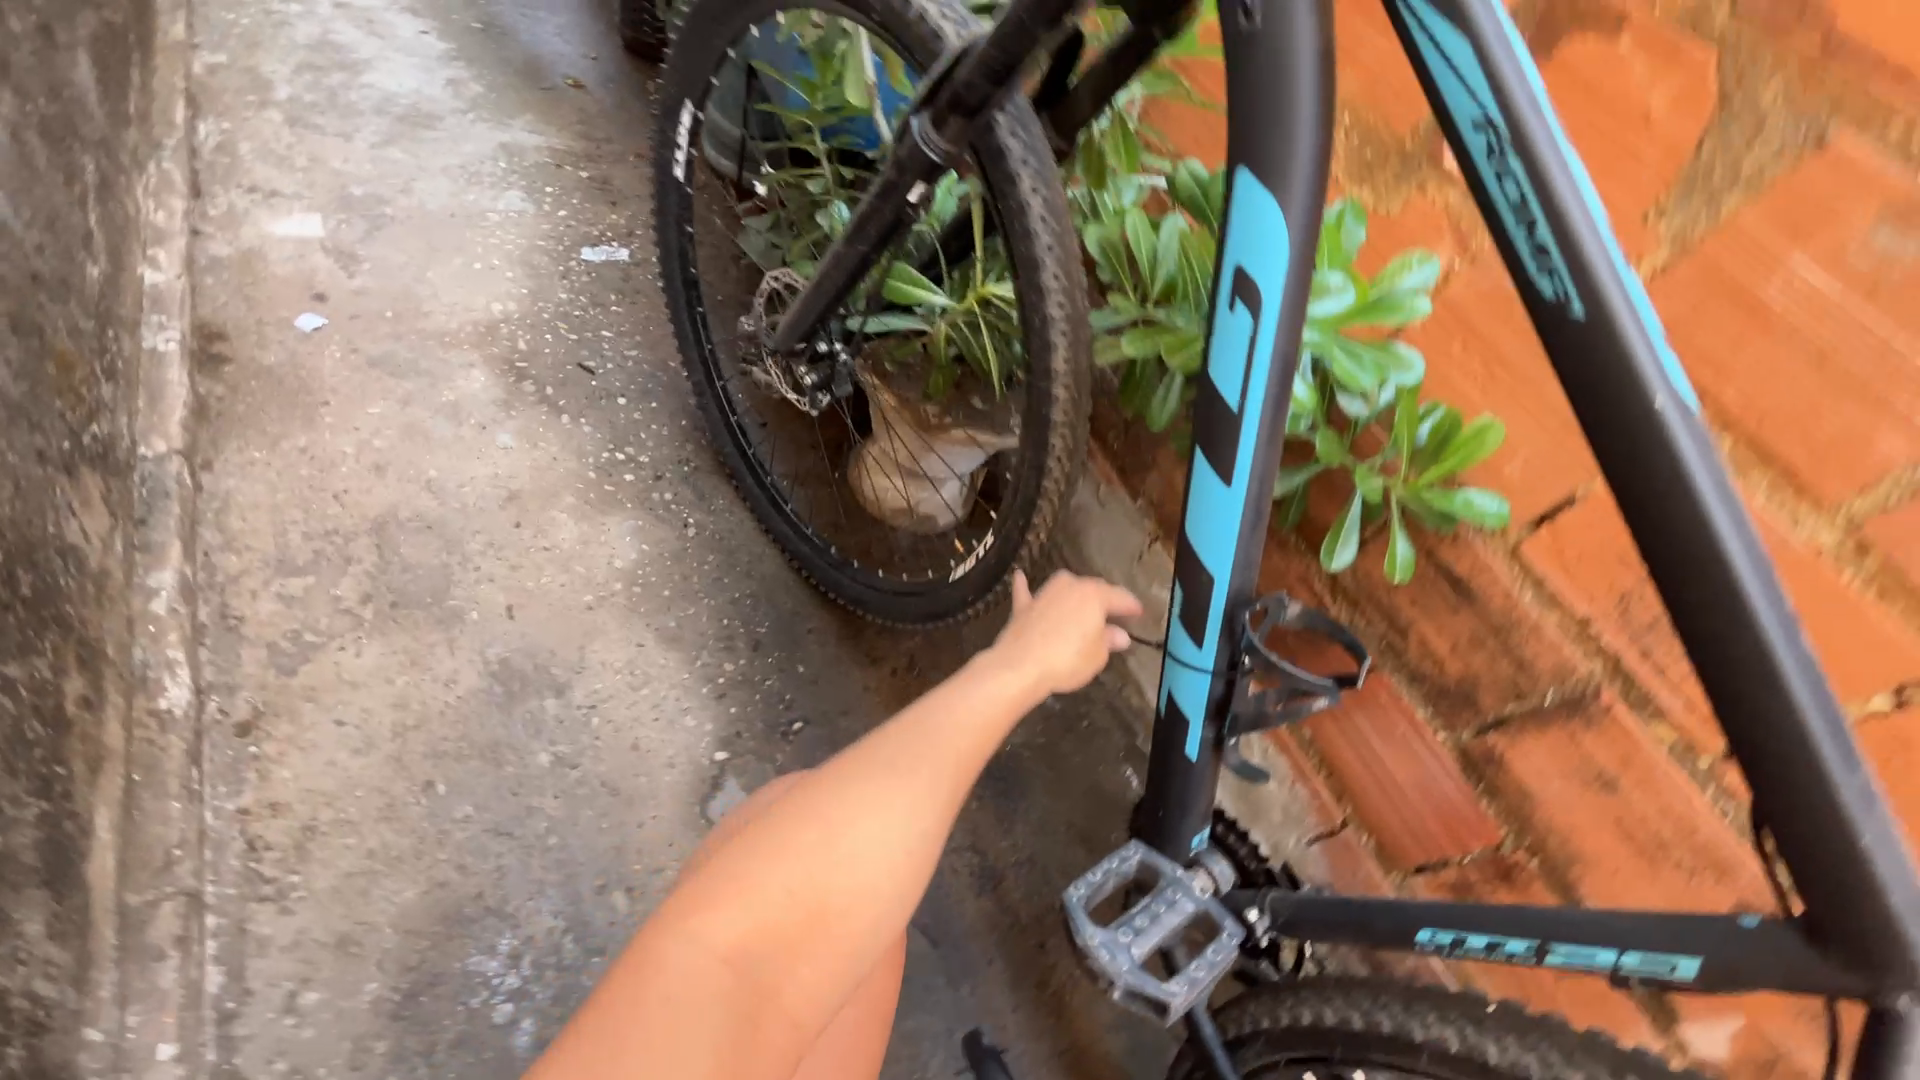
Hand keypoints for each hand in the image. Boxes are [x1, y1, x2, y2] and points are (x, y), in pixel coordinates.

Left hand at [989, 569, 1143, 697]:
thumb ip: (1108, 640)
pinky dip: (1024, 585)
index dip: (1131, 605)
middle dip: (1104, 599)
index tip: (1139, 612)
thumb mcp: (1098, 655)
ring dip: (1073, 593)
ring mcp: (1045, 594)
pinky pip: (1025, 592)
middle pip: (1092, 589)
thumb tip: (1120, 635)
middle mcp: (1070, 586)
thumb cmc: (1067, 660)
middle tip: (1113, 613)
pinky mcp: (1023, 607)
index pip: (1120, 597)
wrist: (1021, 666)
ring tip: (1083, 603)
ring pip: (1064, 587)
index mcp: (1094, 596)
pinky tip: (1019, 575)